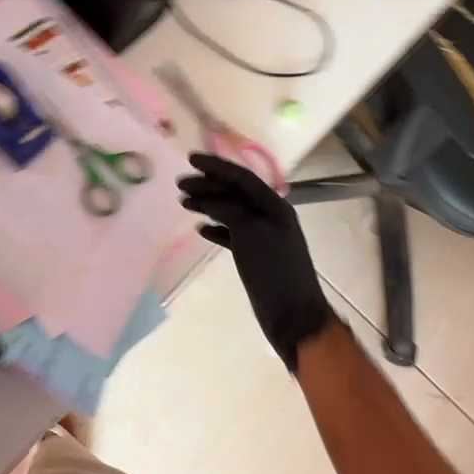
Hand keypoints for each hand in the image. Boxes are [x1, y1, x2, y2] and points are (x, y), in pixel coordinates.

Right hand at [178, 153, 336, 372]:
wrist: (292, 314)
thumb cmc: (272, 268)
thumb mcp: (248, 231)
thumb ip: (227, 209)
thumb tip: (207, 198)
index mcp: (274, 205)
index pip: (241, 177)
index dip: (216, 166)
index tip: (190, 159)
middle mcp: (269, 215)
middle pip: (234, 192)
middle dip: (207, 185)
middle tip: (180, 183)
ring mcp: (262, 235)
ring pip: (231, 211)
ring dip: (207, 204)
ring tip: (183, 202)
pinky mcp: (255, 254)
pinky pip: (231, 233)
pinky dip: (215, 228)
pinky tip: (200, 228)